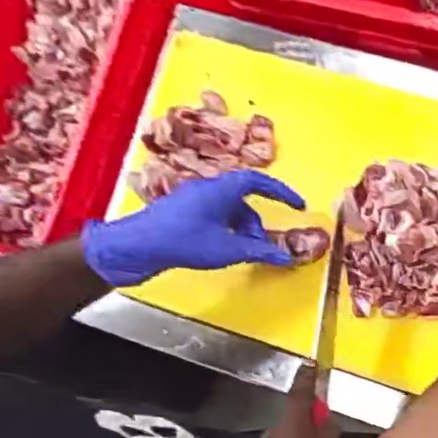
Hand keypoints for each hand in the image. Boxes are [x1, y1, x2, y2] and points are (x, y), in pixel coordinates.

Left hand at [82, 170, 307, 286]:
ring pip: (231, 211)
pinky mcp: (187, 212)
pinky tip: (224, 249)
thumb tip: (286, 257)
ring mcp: (195, 199)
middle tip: (262, 248)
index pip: (256, 181)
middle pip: (244, 202)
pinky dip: (228, 231)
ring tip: (240, 253)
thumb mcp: (228, 249)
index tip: (297, 205)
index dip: (280, 192)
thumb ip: (259, 251)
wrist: (139, 246)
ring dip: (243, 231)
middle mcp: (207, 189)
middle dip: (257, 225)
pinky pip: (218, 217)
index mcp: (219, 189)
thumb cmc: (184, 242)